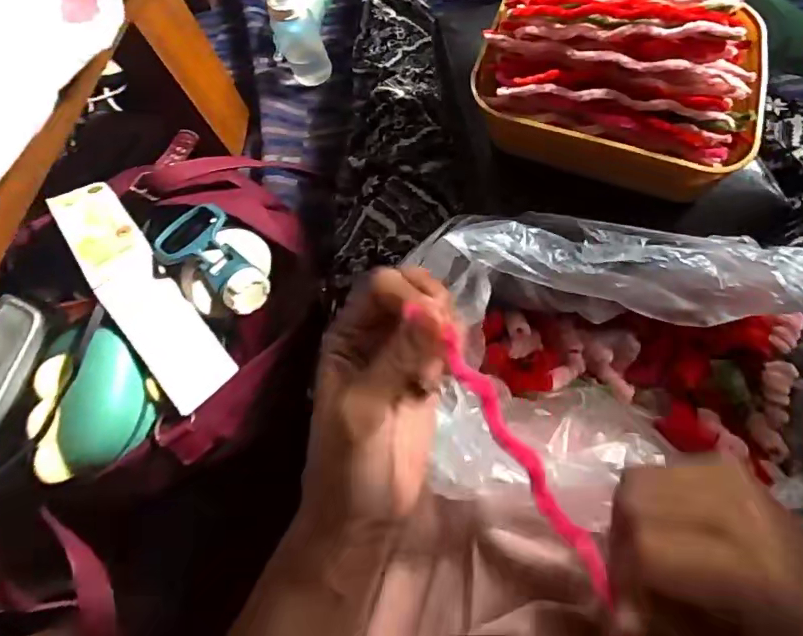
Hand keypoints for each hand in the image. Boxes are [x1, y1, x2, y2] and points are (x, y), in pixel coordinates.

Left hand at [301, 266, 454, 537]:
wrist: (365, 517)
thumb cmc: (348, 463)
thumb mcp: (365, 408)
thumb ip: (398, 358)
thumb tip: (434, 313)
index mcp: (348, 333)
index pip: (381, 284)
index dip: (407, 293)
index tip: (431, 321)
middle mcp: (375, 334)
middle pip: (411, 288)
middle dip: (433, 303)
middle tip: (445, 337)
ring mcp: (403, 352)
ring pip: (433, 311)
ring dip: (446, 326)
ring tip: (439, 368)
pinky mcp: (427, 373)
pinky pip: (446, 340)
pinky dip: (454, 347)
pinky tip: (446, 375)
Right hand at [610, 460, 802, 635]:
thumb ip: (668, 625)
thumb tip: (615, 612)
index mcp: (750, 566)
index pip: (647, 545)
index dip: (623, 583)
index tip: (627, 618)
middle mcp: (737, 503)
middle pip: (634, 496)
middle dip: (618, 544)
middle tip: (633, 585)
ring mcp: (732, 473)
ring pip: (640, 476)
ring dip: (631, 520)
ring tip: (648, 560)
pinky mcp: (726, 461)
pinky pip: (661, 469)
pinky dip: (651, 502)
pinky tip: (670, 534)